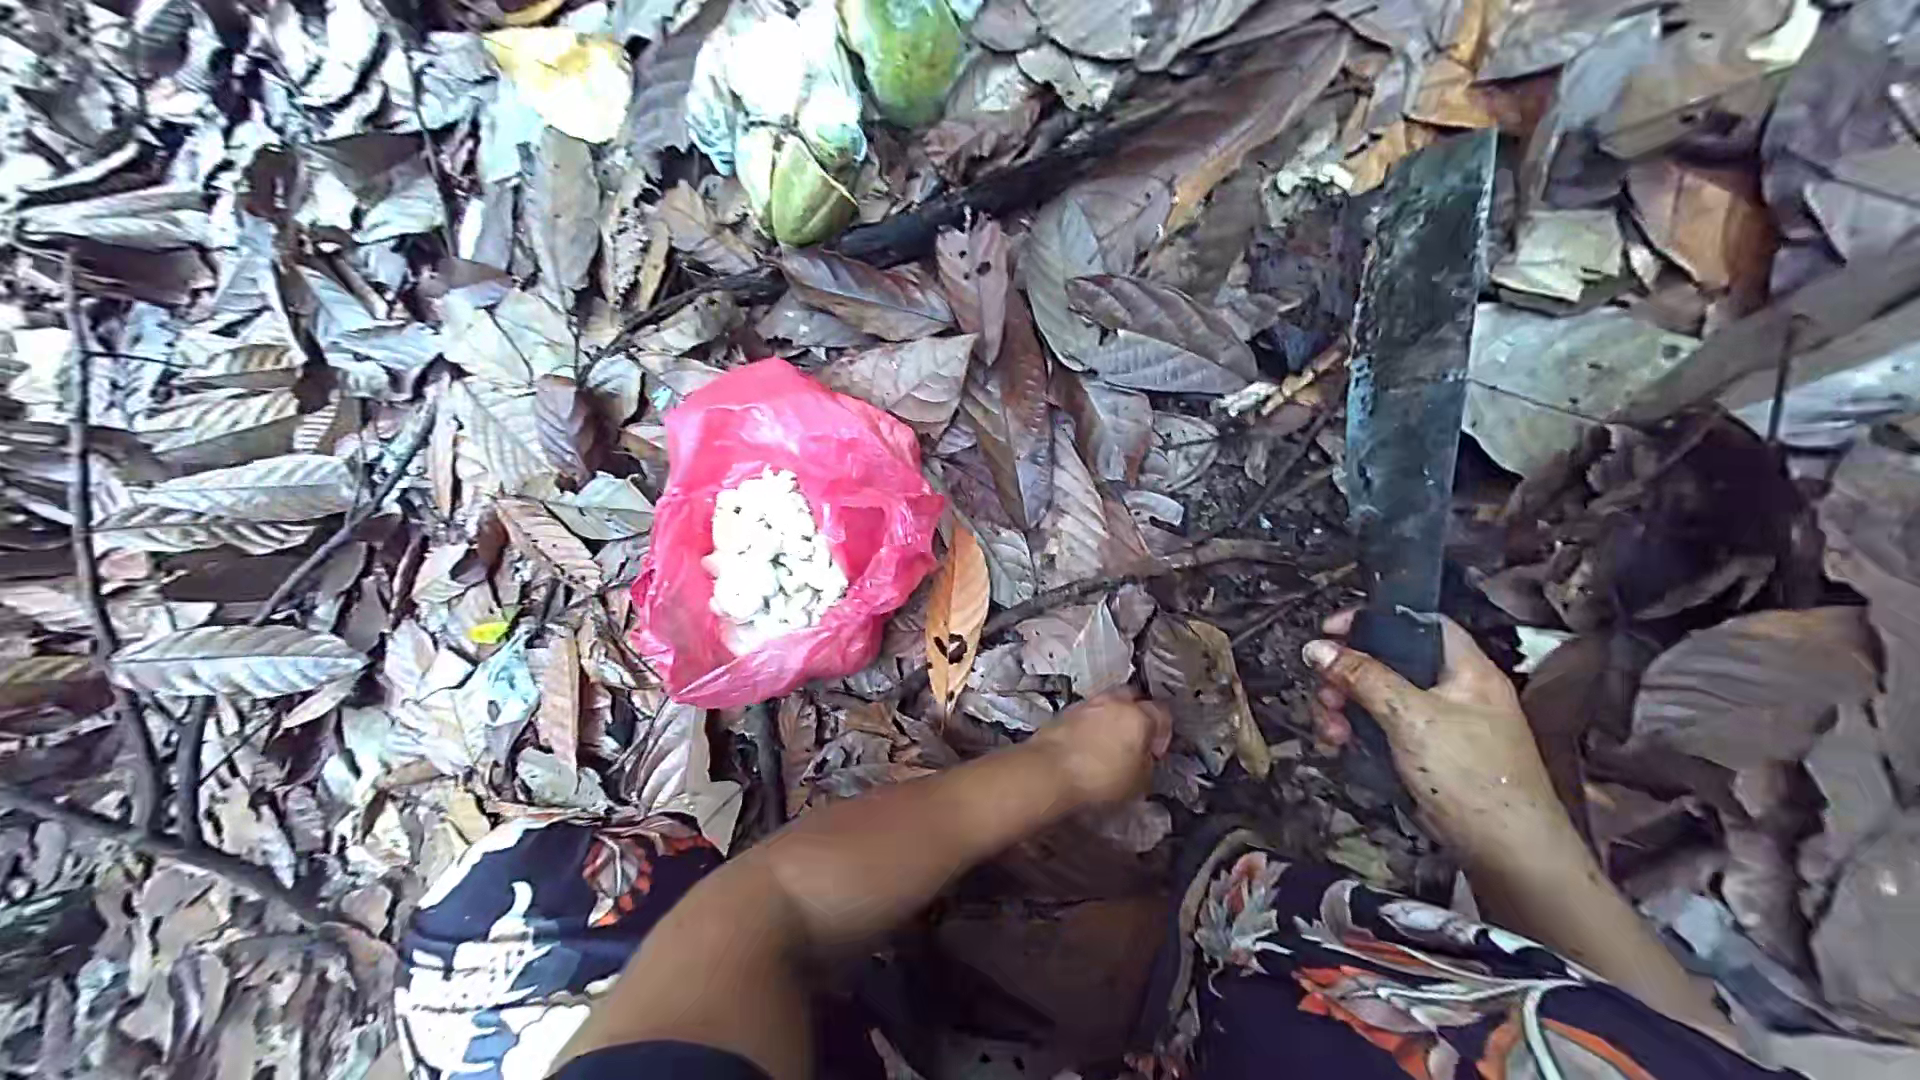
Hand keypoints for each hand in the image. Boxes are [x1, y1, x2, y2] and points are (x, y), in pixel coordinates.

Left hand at [1027, 689, 1172, 806]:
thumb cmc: (1099, 778)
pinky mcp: (1065, 712)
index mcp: (1138, 716)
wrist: (1050, 771)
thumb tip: (1143, 757)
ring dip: (1112, 717)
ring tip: (1109, 743)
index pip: (1162, 713)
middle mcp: (1113, 702)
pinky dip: (1090, 723)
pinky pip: (1086, 713)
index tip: (1155, 751)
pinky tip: (1087, 744)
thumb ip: (1146, 763)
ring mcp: (1087, 704)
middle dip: (1138, 714)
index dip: (1163, 733)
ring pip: (1107, 703)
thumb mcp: (1138, 782)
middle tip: (1135, 739)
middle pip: (1133, 698)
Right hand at [1303, 611, 1568, 858]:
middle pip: (1382, 661)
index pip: (1416, 622)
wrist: (1505, 854)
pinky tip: (1337, 745)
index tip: (1331, 630)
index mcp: (1464, 670)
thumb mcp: (1412, 717)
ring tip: (1332, 730)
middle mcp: (1447, 690)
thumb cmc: (1473, 778)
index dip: (1373, 619)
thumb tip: (1317, 647)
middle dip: (1344, 676)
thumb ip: (1363, 677)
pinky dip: (1350, 733)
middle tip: (1325, 693)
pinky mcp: (1415, 750)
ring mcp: (1430, 722)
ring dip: (1341, 708)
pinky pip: (1371, 727)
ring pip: (1370, 696)